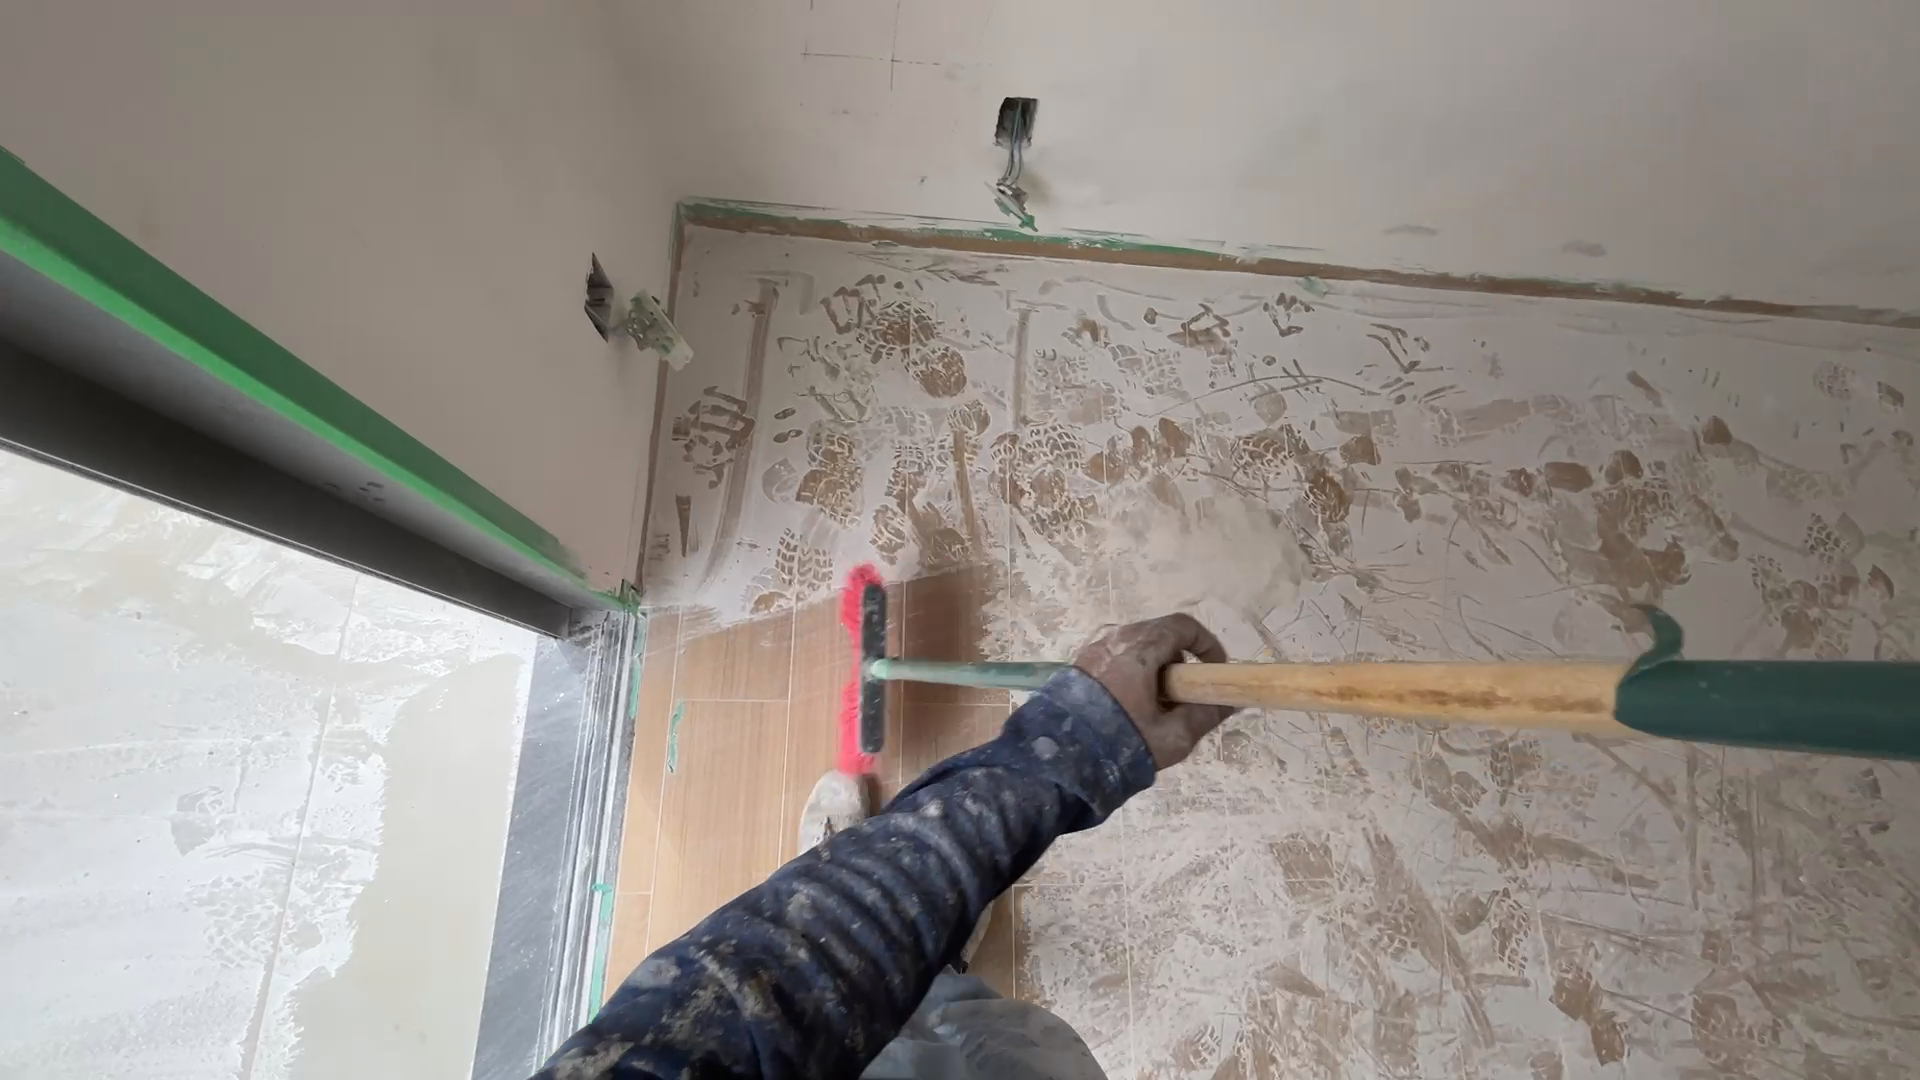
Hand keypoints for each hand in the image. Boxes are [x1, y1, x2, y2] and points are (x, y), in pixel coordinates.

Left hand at [1072, 614, 1234, 769]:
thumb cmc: (1122, 743)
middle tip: (1187, 694)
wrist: (1061, 758)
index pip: (1182, 626)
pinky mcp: (1080, 663)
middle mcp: (1115, 639)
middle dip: (1182, 659)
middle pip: (1159, 634)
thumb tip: (1227, 702)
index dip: (1206, 644)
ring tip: (1160, 704)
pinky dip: (1134, 671)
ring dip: (1157, 667)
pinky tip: (1133, 705)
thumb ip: (1204, 715)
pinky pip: (1117, 657)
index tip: (1214, 670)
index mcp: (1139, 649)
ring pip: (1137, 646)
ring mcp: (1094, 649)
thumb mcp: (1173, 737)